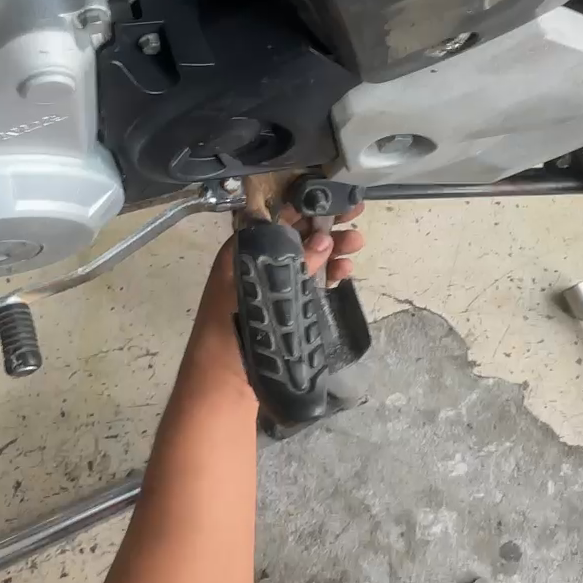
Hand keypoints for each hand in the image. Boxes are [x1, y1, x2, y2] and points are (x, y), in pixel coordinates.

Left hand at [184, 205, 365, 373]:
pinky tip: (344, 272)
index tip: (336, 199)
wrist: (226, 383)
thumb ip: (294, 264)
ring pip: (306, 257)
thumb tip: (322, 238)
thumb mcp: (265, 292)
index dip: (307, 205)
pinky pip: (307, 282)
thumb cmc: (236, 332)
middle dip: (326, 225)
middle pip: (295, 234)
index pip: (277, 216)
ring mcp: (271, 285)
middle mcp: (256, 264)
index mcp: (242, 252)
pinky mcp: (282, 306)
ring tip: (356, 246)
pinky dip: (327, 274)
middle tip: (356, 219)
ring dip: (332, 249)